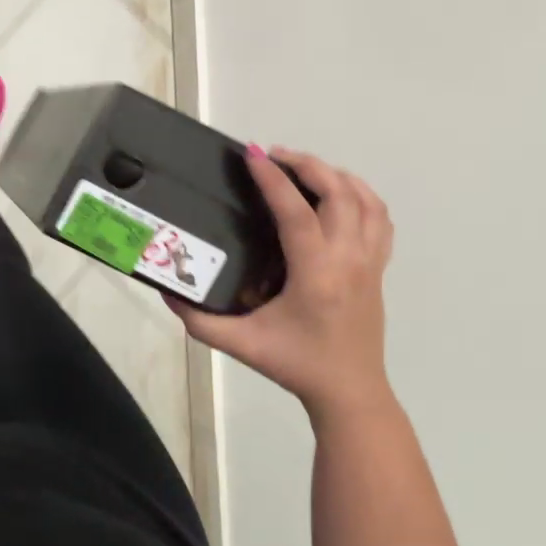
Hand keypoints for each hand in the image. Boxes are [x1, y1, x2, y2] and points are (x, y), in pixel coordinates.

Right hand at [166, 146, 395, 418]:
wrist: (349, 390)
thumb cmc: (294, 364)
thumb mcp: (239, 344)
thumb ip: (198, 319)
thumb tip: (165, 290)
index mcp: (316, 274)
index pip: (297, 213)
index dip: (274, 180)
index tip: (252, 154)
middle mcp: (348, 260)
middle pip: (339, 193)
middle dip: (307, 165)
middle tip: (272, 156)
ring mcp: (369, 262)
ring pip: (366, 200)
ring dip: (336, 175)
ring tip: (302, 168)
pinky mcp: (378, 268)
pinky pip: (380, 218)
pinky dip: (361, 195)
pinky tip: (339, 193)